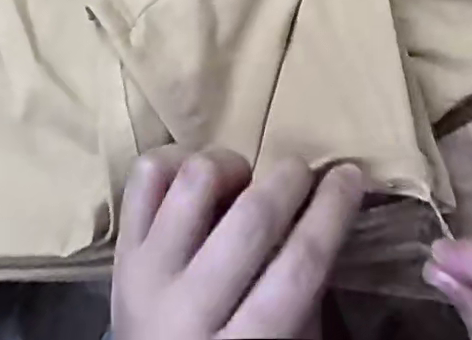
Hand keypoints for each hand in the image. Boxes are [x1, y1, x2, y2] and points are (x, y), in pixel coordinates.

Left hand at [112, 146, 366, 339]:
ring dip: (229, 164)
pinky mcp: (121, 248)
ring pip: (193, 184)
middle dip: (287, 180)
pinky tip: (195, 176)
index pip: (298, 269)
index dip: (331, 212)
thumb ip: (302, 291)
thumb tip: (324, 208)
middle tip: (302, 169)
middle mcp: (189, 312)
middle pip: (250, 221)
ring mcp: (146, 274)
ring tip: (242, 177)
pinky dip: (175, 159)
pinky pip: (144, 178)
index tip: (351, 174)